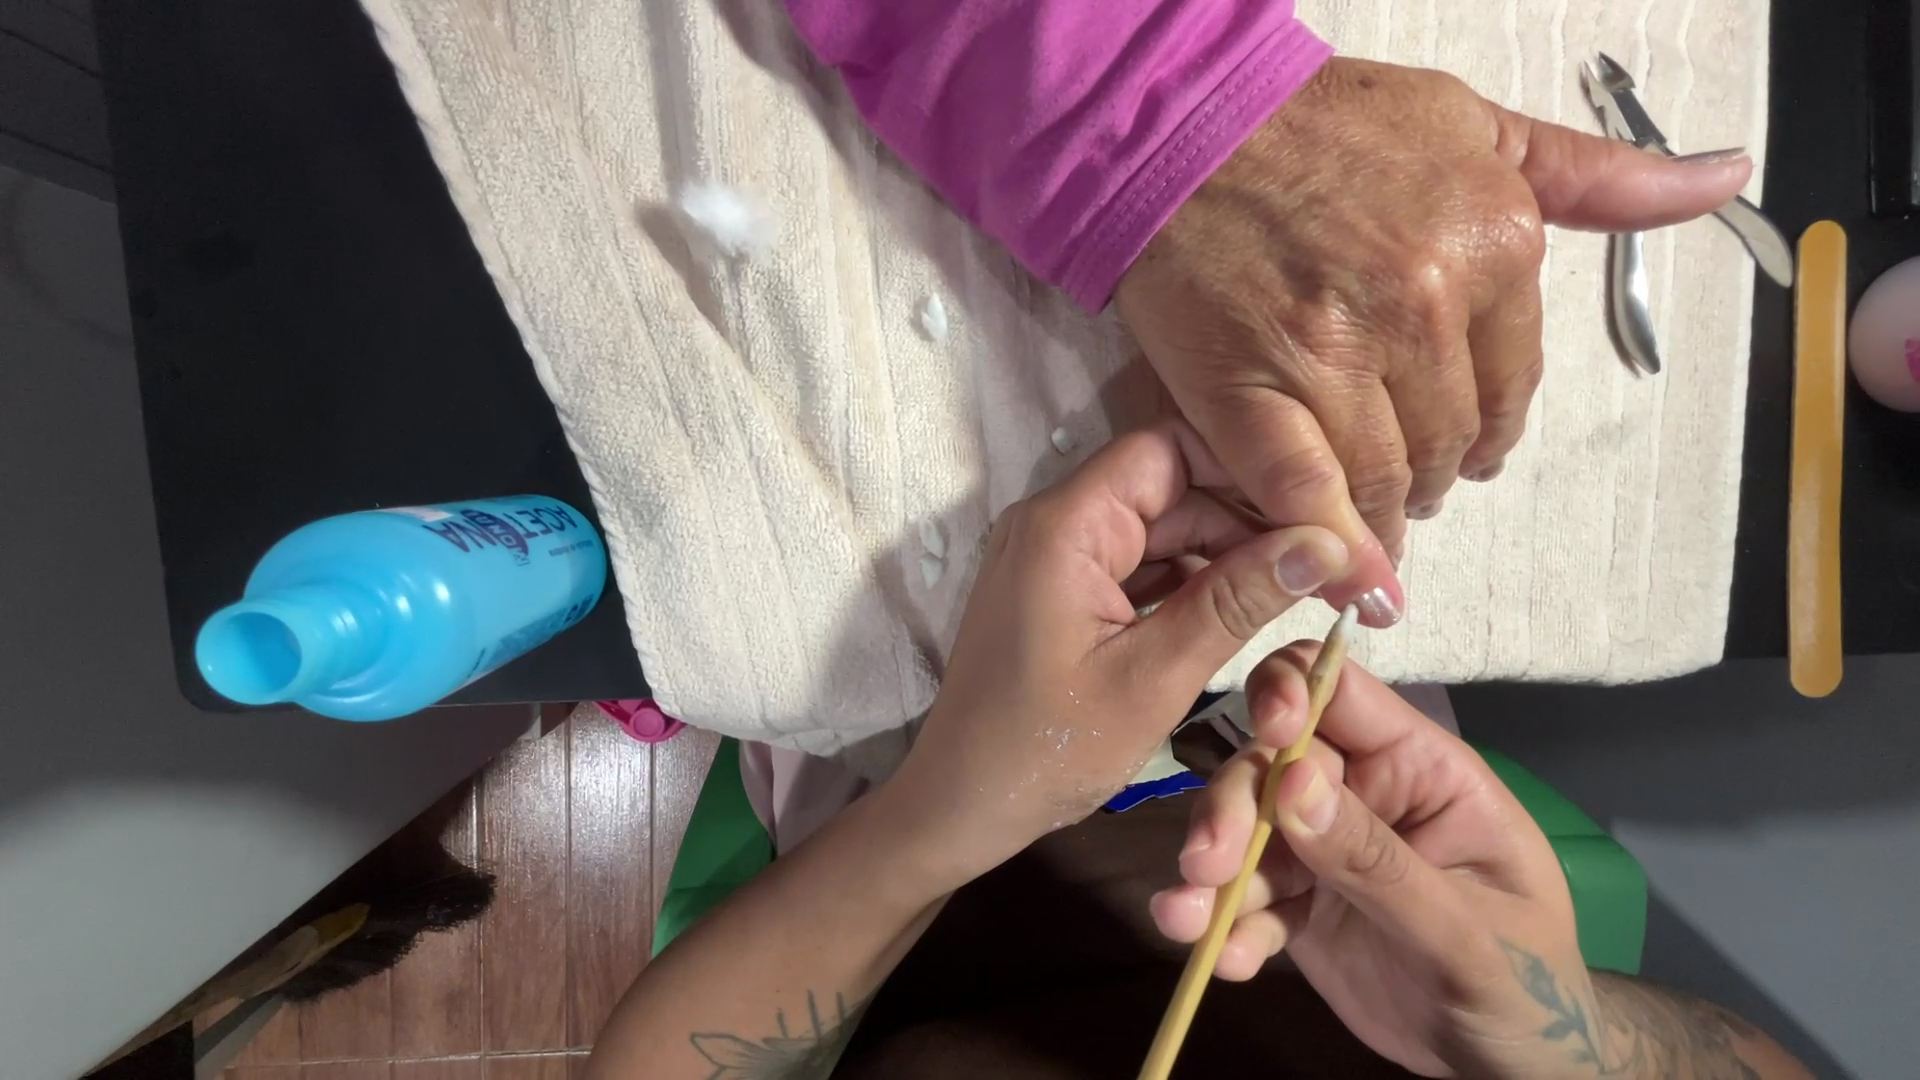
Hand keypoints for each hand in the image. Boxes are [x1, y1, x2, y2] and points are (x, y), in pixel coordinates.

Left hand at [882, 421, 1351, 886]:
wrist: (963, 799)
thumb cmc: (1049, 748)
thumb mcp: (1153, 676)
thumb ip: (1237, 600)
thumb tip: (1325, 543)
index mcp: (1066, 522)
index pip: (1170, 447)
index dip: (1250, 466)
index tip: (1324, 507)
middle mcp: (1057, 519)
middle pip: (1170, 486)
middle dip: (1248, 519)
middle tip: (1333, 559)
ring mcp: (1057, 553)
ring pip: (1159, 526)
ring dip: (1225, 553)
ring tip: (1304, 584)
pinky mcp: (1062, 586)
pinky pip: (1137, 563)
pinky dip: (1188, 580)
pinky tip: (1243, 604)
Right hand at [1116, 58, 1753, 621]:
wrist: (1184, 138)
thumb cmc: (1317, 126)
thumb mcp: (1470, 122)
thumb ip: (1589, 171)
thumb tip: (1716, 180)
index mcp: (1489, 247)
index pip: (1506, 386)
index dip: (1485, 437)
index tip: (1464, 464)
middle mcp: (1420, 311)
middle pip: (1443, 443)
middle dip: (1433, 484)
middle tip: (1409, 501)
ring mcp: (1329, 360)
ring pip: (1380, 476)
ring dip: (1384, 525)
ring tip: (1373, 540)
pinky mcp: (1247, 396)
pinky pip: (1301, 488)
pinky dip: (1328, 543)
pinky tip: (1353, 589)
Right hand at [1149, 646, 1597, 1078]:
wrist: (1509, 1073)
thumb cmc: (1528, 988)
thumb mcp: (1467, 932)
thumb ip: (1378, 859)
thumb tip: (1292, 781)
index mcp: (1414, 766)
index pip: (1338, 692)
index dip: (1290, 689)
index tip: (1268, 731)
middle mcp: (1356, 790)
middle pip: (1268, 761)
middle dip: (1230, 806)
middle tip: (1205, 863)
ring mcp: (1316, 843)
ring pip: (1242, 824)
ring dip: (1210, 868)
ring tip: (1188, 919)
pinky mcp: (1291, 896)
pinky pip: (1245, 893)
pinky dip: (1226, 921)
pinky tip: (1226, 958)